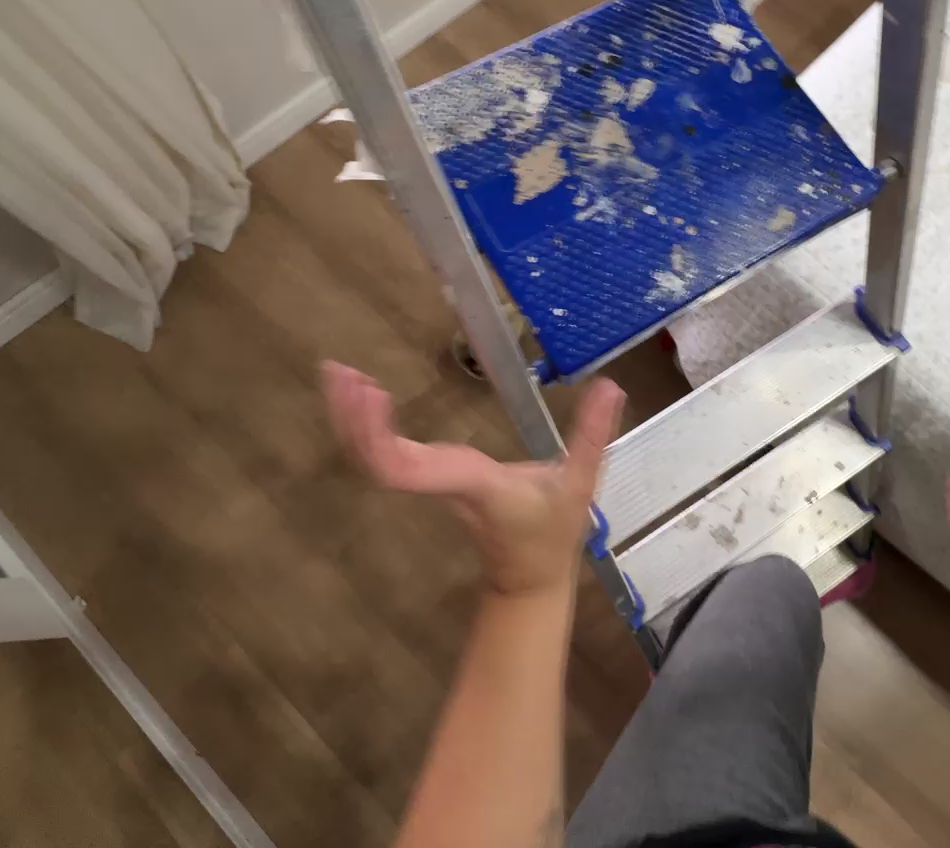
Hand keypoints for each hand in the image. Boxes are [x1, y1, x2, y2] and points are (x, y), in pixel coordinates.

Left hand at [323, 361, 623, 597]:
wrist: (530, 577)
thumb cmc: (553, 533)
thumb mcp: (581, 485)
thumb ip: (593, 436)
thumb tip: (611, 385)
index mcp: (472, 483)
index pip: (411, 467)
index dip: (380, 436)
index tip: (370, 394)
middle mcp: (443, 481)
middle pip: (379, 458)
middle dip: (353, 419)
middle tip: (338, 372)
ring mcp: (432, 481)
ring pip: (374, 457)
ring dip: (352, 419)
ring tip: (338, 374)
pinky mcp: (429, 478)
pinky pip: (388, 454)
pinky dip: (368, 426)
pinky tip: (362, 396)